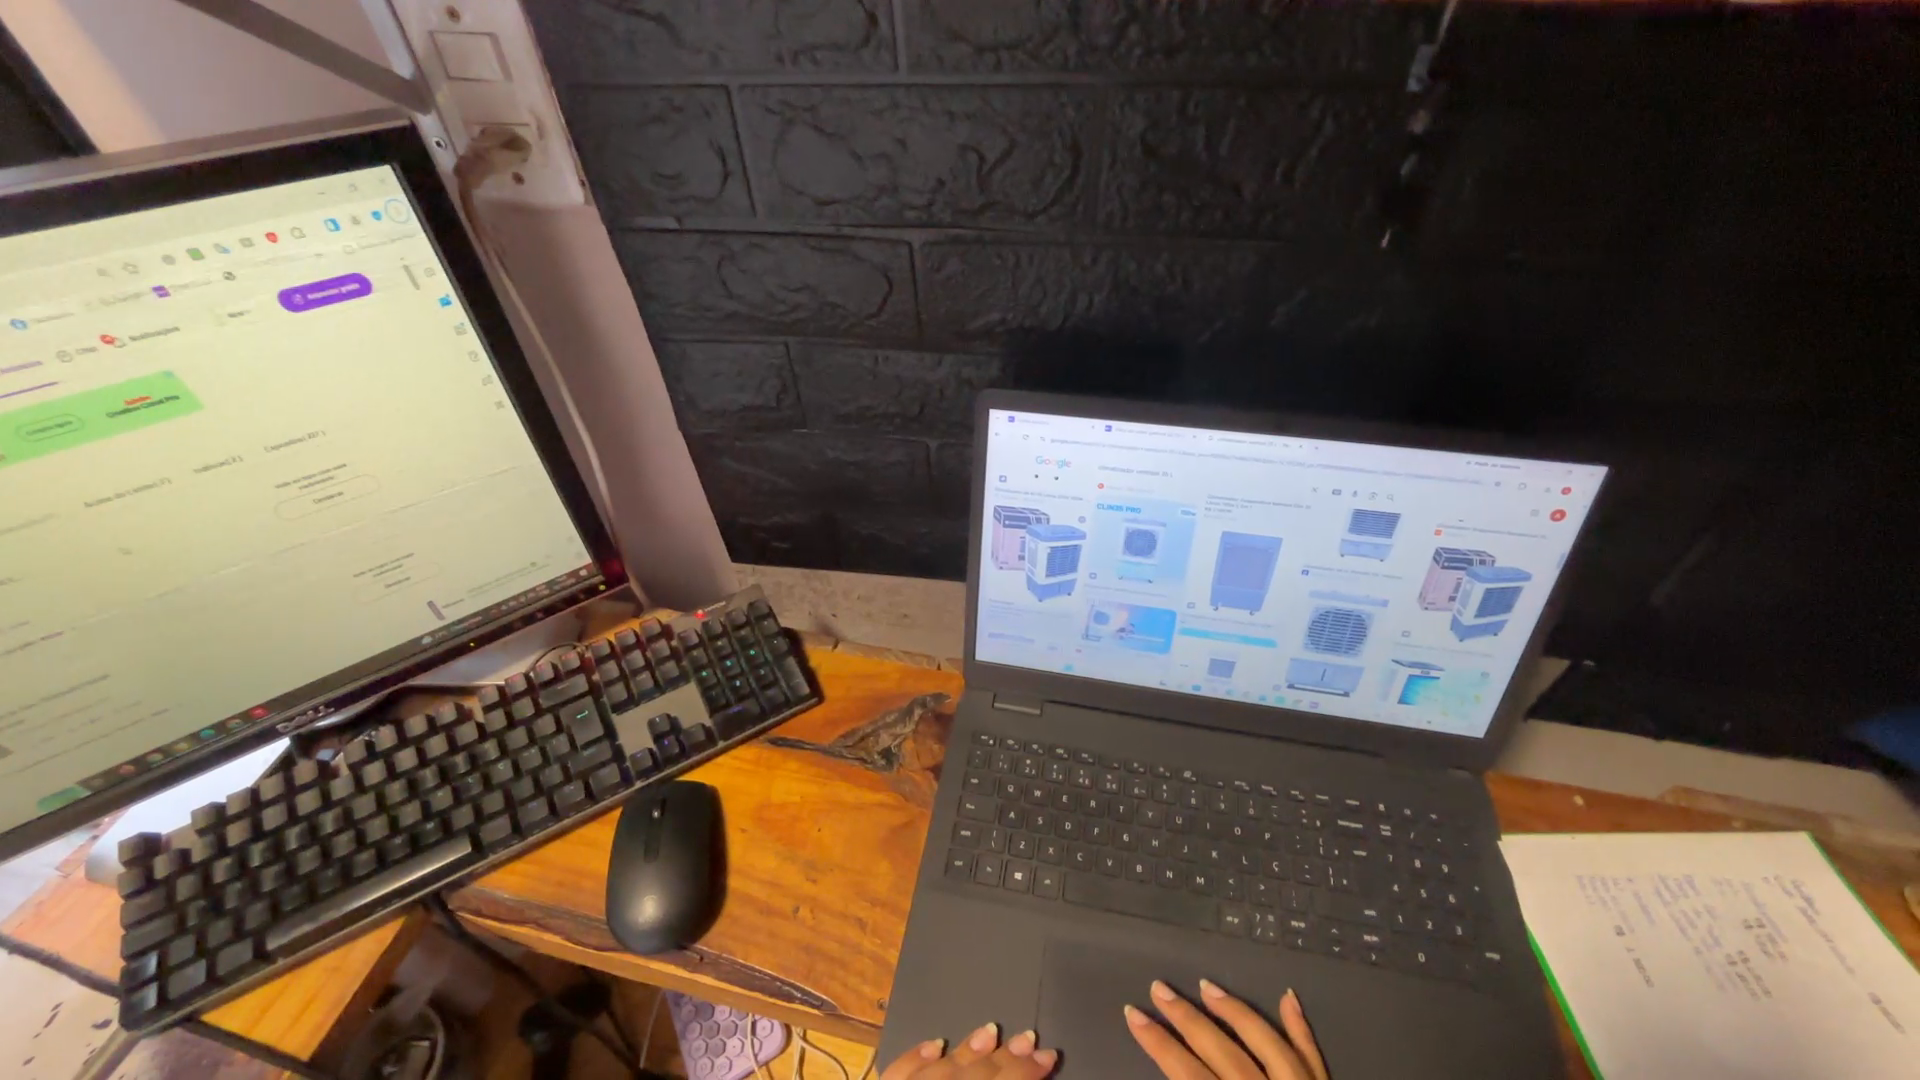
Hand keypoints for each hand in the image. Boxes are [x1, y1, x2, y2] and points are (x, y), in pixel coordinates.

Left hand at [880, 1022, 1059, 1078]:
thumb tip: (1025, 1074)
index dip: (1026, 1070)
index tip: (1049, 1054)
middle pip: (975, 1075)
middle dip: (1005, 1057)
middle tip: (1030, 1036)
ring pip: (940, 1068)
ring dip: (967, 1050)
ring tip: (990, 1029)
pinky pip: (898, 1071)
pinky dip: (917, 1056)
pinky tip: (934, 1042)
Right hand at [1124, 980, 1327, 1079]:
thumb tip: (1178, 1078)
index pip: (1188, 1075)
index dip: (1158, 1044)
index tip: (1131, 1014)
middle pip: (1221, 1051)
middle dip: (1186, 1018)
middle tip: (1158, 988)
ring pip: (1266, 1044)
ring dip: (1234, 1012)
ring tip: (1206, 986)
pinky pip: (1314, 1059)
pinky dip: (1301, 1028)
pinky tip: (1288, 998)